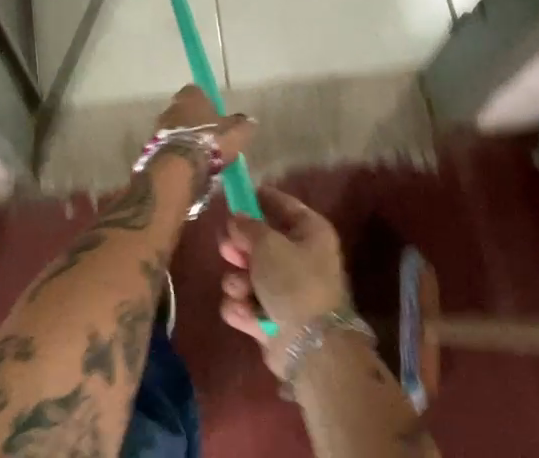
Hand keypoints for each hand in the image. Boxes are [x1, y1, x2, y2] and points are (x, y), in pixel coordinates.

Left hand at [154, 84, 253, 162]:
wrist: (178, 168)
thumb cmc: (210, 141)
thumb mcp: (236, 132)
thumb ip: (242, 124)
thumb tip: (248, 120)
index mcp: (191, 97)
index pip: (196, 91)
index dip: (205, 101)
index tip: (215, 113)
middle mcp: (171, 107)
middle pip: (183, 110)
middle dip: (194, 121)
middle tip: (209, 136)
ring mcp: (158, 128)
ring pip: (174, 129)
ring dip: (185, 138)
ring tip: (200, 155)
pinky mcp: (152, 148)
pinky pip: (168, 147)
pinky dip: (177, 154)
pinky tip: (189, 166)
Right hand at [218, 187, 351, 377]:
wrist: (309, 344)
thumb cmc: (293, 282)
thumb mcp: (267, 244)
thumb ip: (248, 227)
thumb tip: (237, 219)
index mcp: (310, 233)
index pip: (284, 205)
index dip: (261, 198)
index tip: (237, 194)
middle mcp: (300, 258)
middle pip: (260, 243)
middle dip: (240, 249)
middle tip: (227, 251)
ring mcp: (285, 290)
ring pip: (247, 275)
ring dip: (238, 283)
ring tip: (242, 290)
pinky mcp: (271, 318)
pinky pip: (245, 303)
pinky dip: (242, 308)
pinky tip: (246, 313)